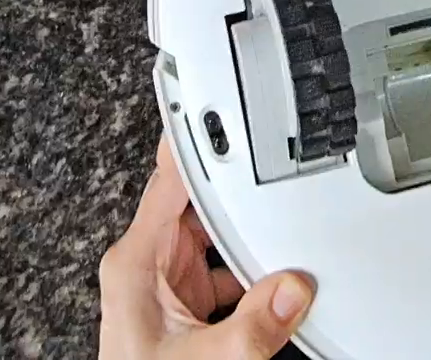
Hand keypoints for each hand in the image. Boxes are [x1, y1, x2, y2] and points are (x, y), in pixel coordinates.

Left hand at [99, 138, 314, 359]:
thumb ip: (253, 327)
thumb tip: (295, 288)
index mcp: (135, 261)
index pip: (167, 180)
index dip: (192, 140)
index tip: (210, 103)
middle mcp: (147, 263)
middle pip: (196, 203)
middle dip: (234, 192)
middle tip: (267, 165)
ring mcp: (165, 282)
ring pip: (212, 236)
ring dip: (243, 237)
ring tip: (276, 227)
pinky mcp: (183, 303)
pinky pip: (220, 269)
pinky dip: (246, 272)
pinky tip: (268, 279)